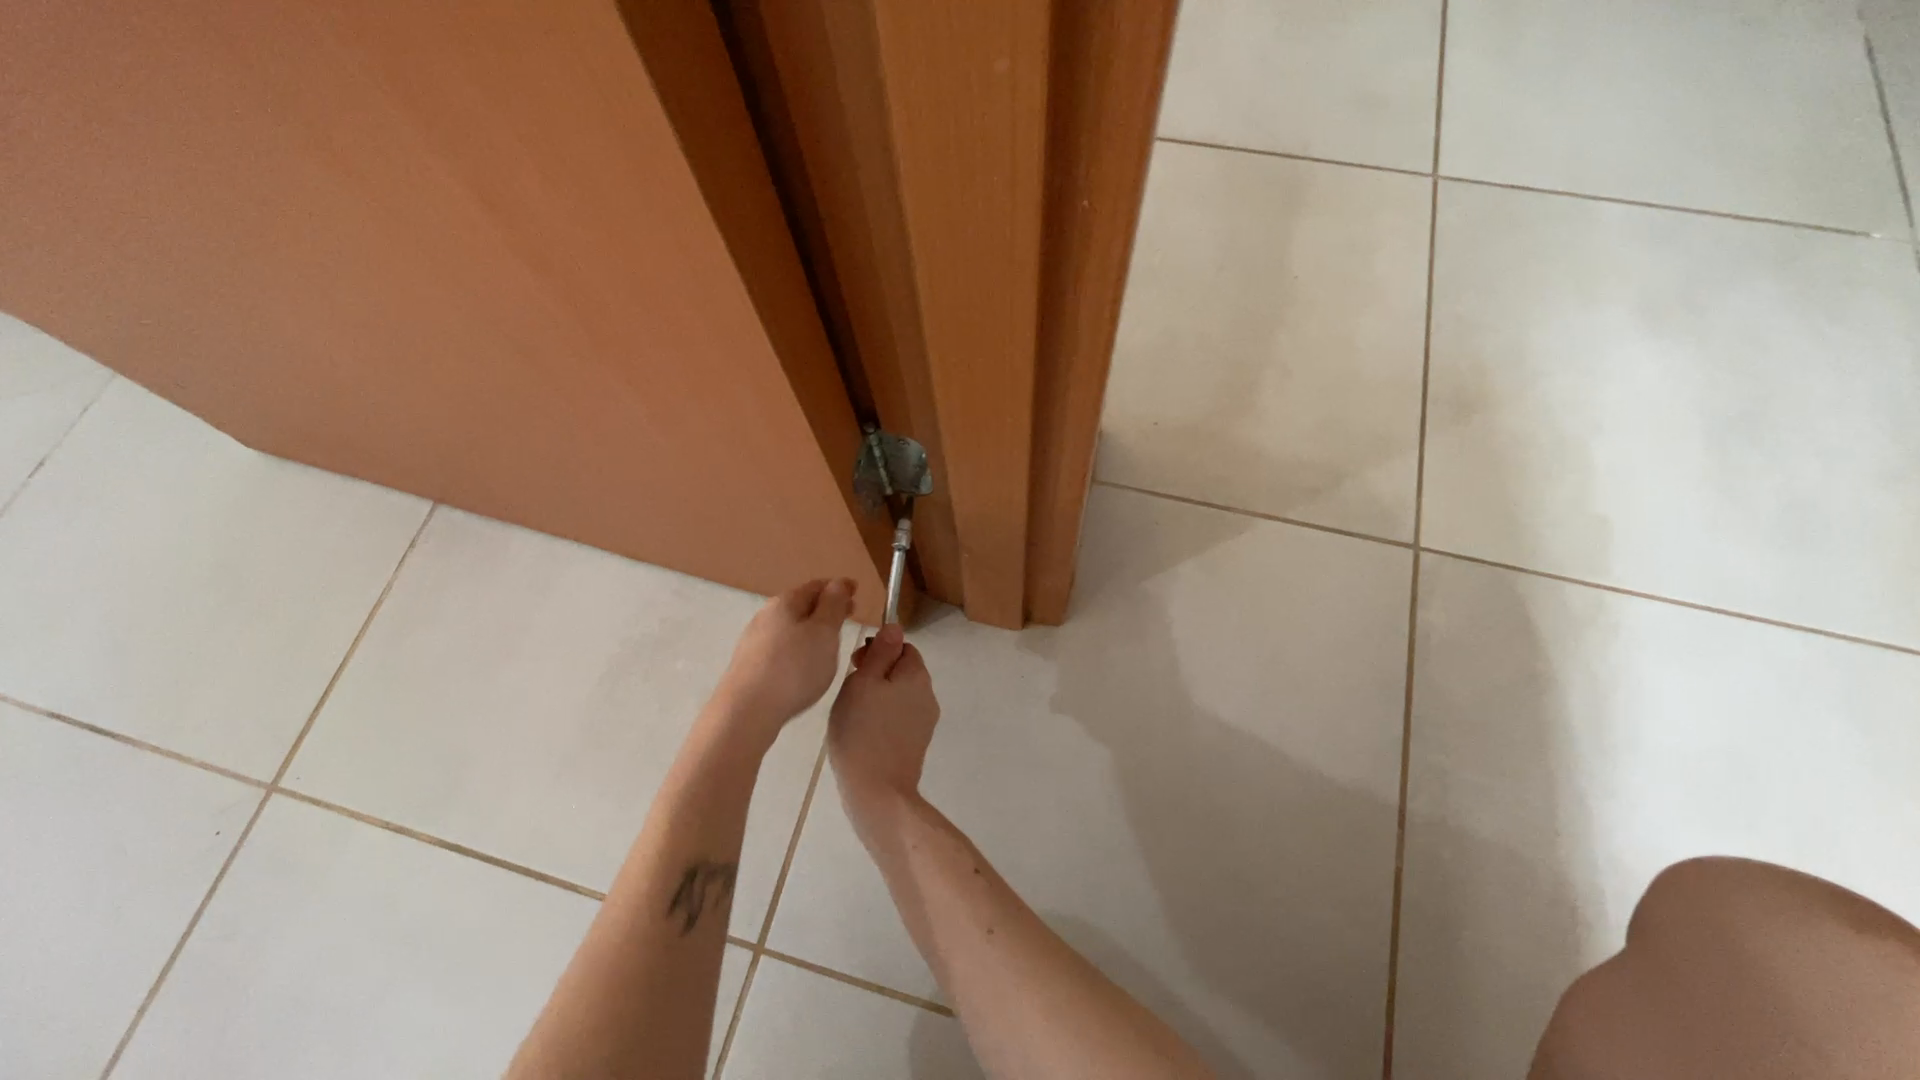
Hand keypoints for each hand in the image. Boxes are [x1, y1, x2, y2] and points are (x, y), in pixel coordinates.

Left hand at [708, 578, 855, 749]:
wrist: (747, 710)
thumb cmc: (794, 667)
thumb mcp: (824, 633)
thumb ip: (833, 606)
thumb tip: (838, 583)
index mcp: (785, 602)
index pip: (816, 586)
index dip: (838, 587)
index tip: (856, 591)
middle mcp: (766, 615)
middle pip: (801, 604)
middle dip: (826, 607)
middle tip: (848, 614)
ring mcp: (755, 640)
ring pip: (790, 625)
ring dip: (811, 627)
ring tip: (830, 639)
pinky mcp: (750, 663)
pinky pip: (781, 645)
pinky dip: (798, 645)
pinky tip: (804, 660)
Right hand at [828, 624, 938, 815]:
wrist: (876, 790)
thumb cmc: (862, 730)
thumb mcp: (863, 682)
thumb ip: (880, 653)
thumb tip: (895, 627)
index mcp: (917, 676)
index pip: (903, 647)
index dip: (878, 650)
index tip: (855, 664)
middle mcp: (928, 696)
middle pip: (903, 671)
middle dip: (877, 674)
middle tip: (849, 690)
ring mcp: (924, 723)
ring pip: (899, 696)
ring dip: (878, 696)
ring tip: (852, 713)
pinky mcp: (916, 744)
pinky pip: (898, 719)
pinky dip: (882, 718)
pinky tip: (862, 733)